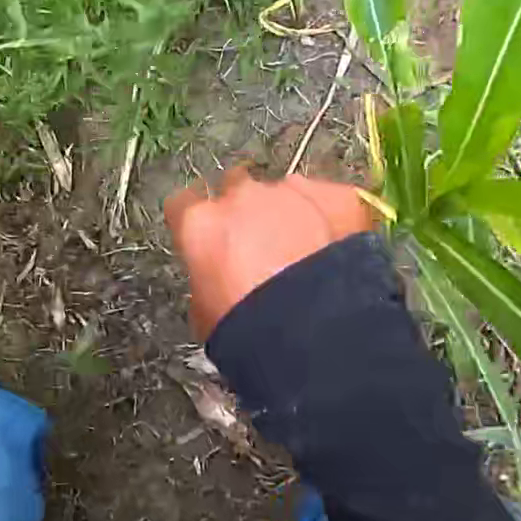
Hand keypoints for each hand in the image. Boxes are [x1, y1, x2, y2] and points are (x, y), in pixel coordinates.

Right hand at [163, 164, 373, 339]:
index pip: (183, 204)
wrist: (313, 331)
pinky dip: (331, 220)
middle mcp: (241, 197)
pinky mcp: (335, 196)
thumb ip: (207, 277)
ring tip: (306, 256)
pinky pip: (329, 201)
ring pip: (285, 193)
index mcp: (200, 224)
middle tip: (260, 248)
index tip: (207, 235)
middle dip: (245, 213)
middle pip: (236, 189)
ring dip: (289, 216)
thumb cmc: (248, 329)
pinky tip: (336, 252)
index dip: (198, 221)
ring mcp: (290, 191)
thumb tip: (218, 278)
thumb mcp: (205, 312)